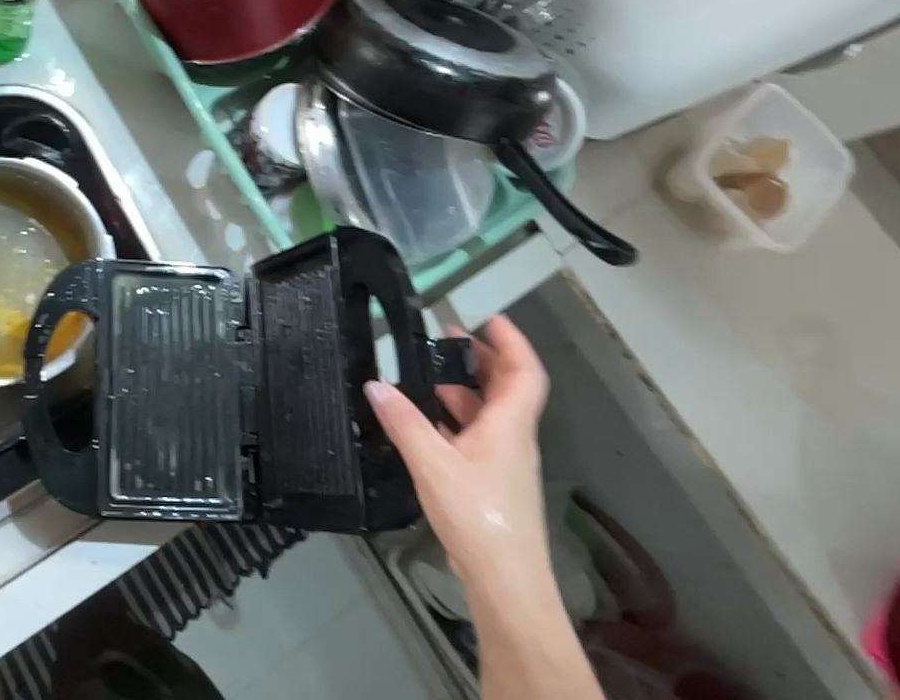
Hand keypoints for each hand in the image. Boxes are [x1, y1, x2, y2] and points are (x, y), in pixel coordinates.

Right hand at [365, 315, 551, 598]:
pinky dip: (453, 419)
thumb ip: (403, 422)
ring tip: (427, 372)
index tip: (489, 318)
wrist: (505, 580)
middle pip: (506, 388)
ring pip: (488, 413)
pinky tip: (424, 420)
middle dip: (480, 359)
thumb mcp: (432, 463)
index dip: (511, 341)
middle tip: (447, 338)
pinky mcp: (490, 483)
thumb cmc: (478, 515)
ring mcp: (503, 462)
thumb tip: (375, 384)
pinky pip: (475, 435)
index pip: (524, 372)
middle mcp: (512, 438)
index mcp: (509, 425)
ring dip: (463, 388)